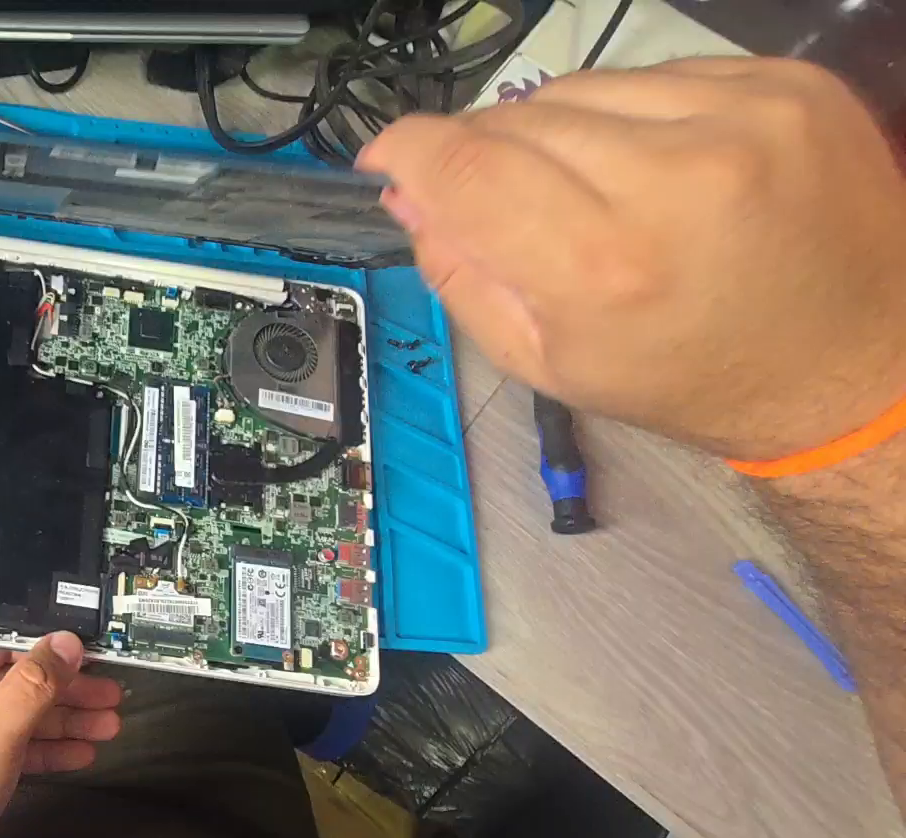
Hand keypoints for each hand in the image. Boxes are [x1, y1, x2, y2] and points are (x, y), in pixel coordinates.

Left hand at [0, 633, 120, 837]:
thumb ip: (35, 684)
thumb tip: (66, 642)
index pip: (6, 647)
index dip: (55, 655)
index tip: (96, 660)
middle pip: (14, 681)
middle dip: (66, 694)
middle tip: (113, 699)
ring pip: (14, 715)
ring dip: (61, 723)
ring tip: (109, 726)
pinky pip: (4, 743)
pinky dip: (39, 749)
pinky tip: (79, 752)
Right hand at [357, 57, 905, 460]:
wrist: (842, 354)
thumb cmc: (667, 374)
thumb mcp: (533, 358)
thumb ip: (460, 276)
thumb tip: (408, 199)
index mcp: (597, 265)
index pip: (471, 171)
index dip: (408, 152)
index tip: (379, 157)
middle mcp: (671, 174)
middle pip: (514, 123)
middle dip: (466, 150)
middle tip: (463, 191)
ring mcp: (740, 116)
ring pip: (573, 91)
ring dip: (532, 132)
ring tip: (548, 183)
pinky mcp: (782, 84)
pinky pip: (643, 79)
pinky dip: (603, 116)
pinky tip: (616, 161)